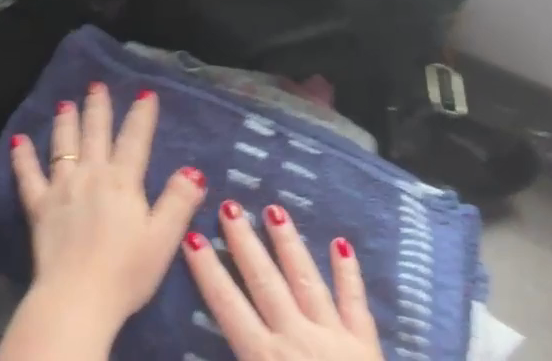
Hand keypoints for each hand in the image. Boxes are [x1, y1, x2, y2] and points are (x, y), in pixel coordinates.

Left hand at [10, 82, 208, 328]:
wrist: (78, 297)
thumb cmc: (126, 272)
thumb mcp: (163, 239)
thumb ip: (178, 202)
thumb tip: (194, 170)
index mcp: (122, 182)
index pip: (135, 140)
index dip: (141, 116)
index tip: (145, 94)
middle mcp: (91, 175)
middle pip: (95, 133)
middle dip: (98, 107)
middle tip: (96, 85)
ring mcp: (61, 188)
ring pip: (64, 145)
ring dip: (66, 122)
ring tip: (66, 104)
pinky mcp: (38, 206)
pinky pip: (28, 175)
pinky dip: (23, 156)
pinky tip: (18, 140)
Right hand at [182, 200, 383, 360]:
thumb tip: (184, 357)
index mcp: (264, 359)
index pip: (228, 307)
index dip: (208, 273)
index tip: (192, 237)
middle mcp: (296, 339)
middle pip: (265, 283)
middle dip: (245, 243)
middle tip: (230, 206)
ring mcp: (334, 338)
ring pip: (305, 281)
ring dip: (289, 245)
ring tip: (275, 210)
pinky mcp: (366, 346)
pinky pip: (354, 303)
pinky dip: (348, 273)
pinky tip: (341, 244)